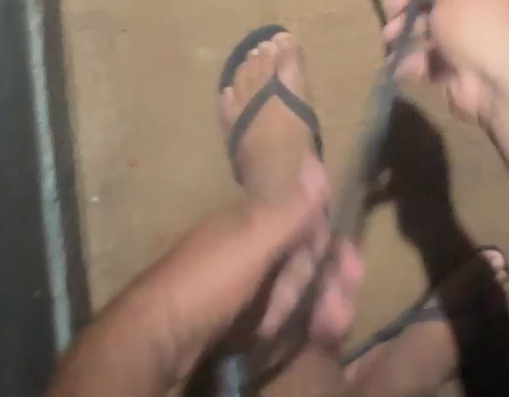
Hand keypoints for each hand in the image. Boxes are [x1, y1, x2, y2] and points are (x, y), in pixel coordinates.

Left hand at [49, 164, 362, 395]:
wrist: (155, 346)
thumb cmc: (204, 283)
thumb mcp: (251, 240)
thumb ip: (288, 208)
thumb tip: (315, 161)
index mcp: (251, 227)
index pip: (305, 228)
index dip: (330, 246)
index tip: (353, 266)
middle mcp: (250, 257)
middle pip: (304, 267)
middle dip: (329, 284)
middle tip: (341, 311)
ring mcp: (244, 298)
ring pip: (296, 298)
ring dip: (320, 309)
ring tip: (331, 327)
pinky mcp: (239, 332)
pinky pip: (280, 326)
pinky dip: (298, 330)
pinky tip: (313, 337)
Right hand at [383, 0, 508, 125]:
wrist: (499, 81)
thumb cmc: (473, 24)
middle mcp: (476, 1)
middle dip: (408, 3)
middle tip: (390, 11)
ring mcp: (467, 34)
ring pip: (428, 26)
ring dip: (405, 32)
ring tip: (390, 40)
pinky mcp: (457, 63)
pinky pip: (430, 56)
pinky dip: (414, 60)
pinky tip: (401, 65)